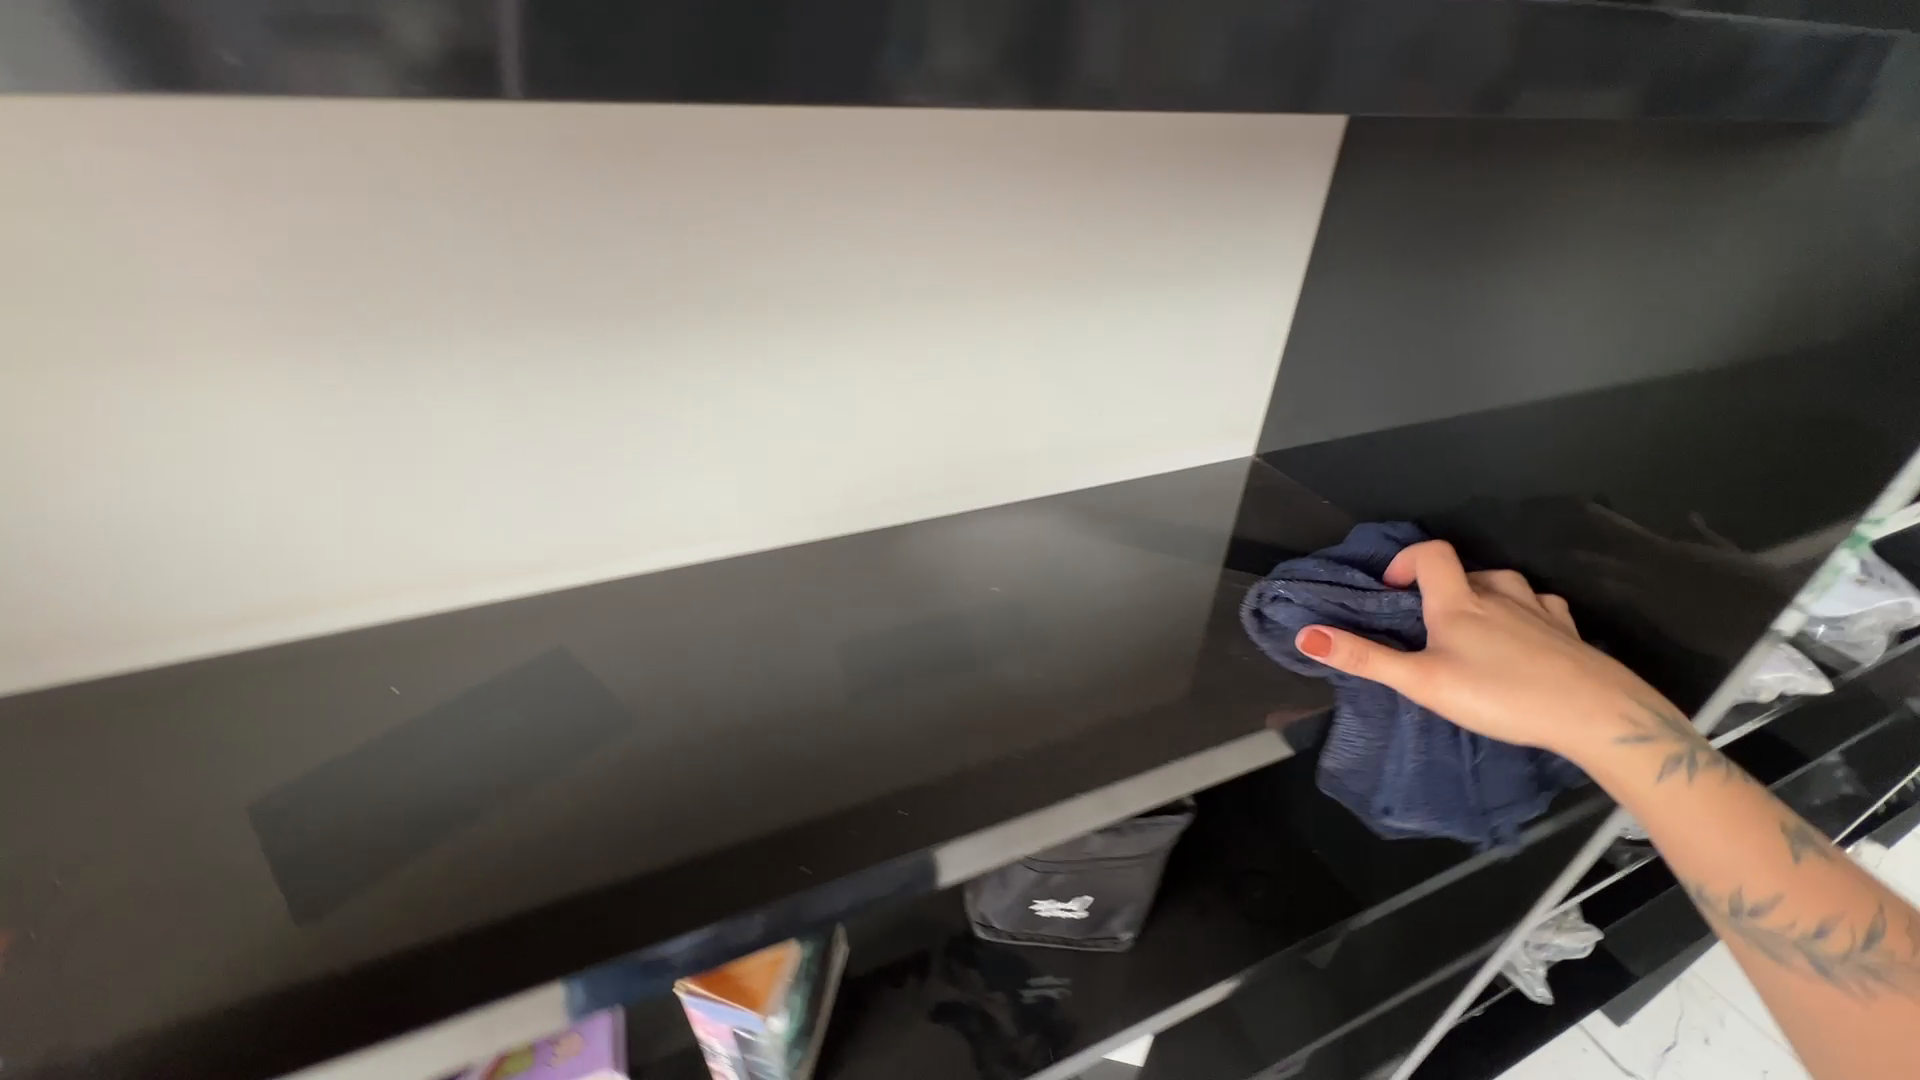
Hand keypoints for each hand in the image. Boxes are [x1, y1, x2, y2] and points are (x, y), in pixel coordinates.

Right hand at [1295, 539, 1664, 755]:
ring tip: (1473, 623)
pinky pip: (1543, 607)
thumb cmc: (1501, 694)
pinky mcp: (1571, 634)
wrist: (1598, 717)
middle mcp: (1500, 596)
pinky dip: (1526, 613)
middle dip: (1441, 584)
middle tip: (1427, 618)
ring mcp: (1541, 612)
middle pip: (1465, 570)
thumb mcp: (1422, 682)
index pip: (1431, 553)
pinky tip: (1524, 637)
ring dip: (1484, 593)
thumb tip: (1305, 634)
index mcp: (1458, 602)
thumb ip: (1364, 658)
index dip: (1407, 560)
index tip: (1393, 588)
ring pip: (1506, 585)